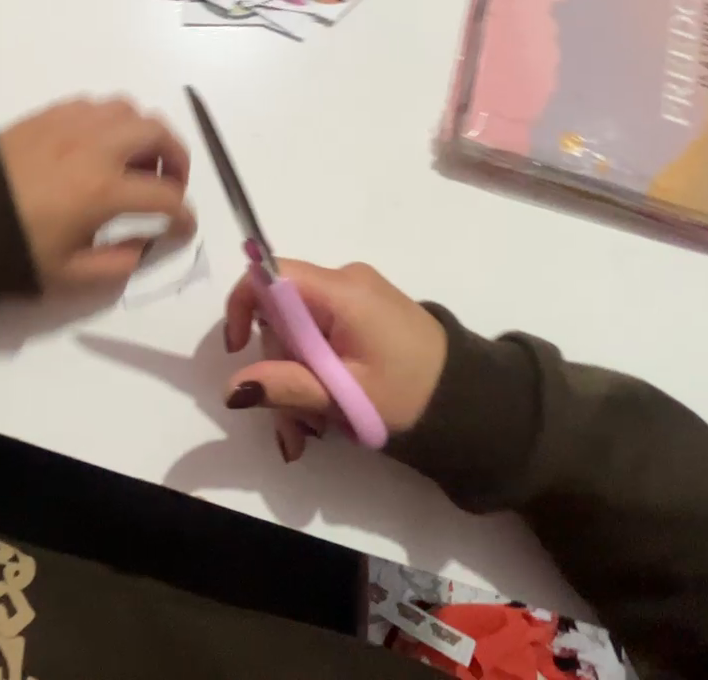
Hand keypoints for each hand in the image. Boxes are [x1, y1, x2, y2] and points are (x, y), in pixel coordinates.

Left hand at [0, 97, 195, 292]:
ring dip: (143, 133)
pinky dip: (111, 122)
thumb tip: (144, 245)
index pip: (166, 197)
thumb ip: (118, 264)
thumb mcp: (69, 275)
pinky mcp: (47, 115)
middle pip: (157, 133)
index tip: (184, 227)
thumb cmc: (12, 249)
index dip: (184, 216)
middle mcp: (95, 148)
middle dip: (177, 158)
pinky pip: (94, 106)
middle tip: (170, 182)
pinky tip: (99, 146)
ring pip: (127, 110)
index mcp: (103, 191)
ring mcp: (70, 125)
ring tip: (135, 160)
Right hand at [221, 260, 447, 461]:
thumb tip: (231, 388)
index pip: (270, 274)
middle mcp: (344, 282)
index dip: (242, 306)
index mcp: (342, 291)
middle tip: (290, 424)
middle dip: (277, 369)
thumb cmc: (412, 394)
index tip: (237, 350)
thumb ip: (287, 387)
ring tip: (309, 432)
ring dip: (294, 380)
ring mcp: (354, 297)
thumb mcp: (345, 396)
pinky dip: (313, 372)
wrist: (476, 402)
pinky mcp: (362, 314)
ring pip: (298, 332)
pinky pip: (319, 335)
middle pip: (281, 314)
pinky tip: (321, 414)